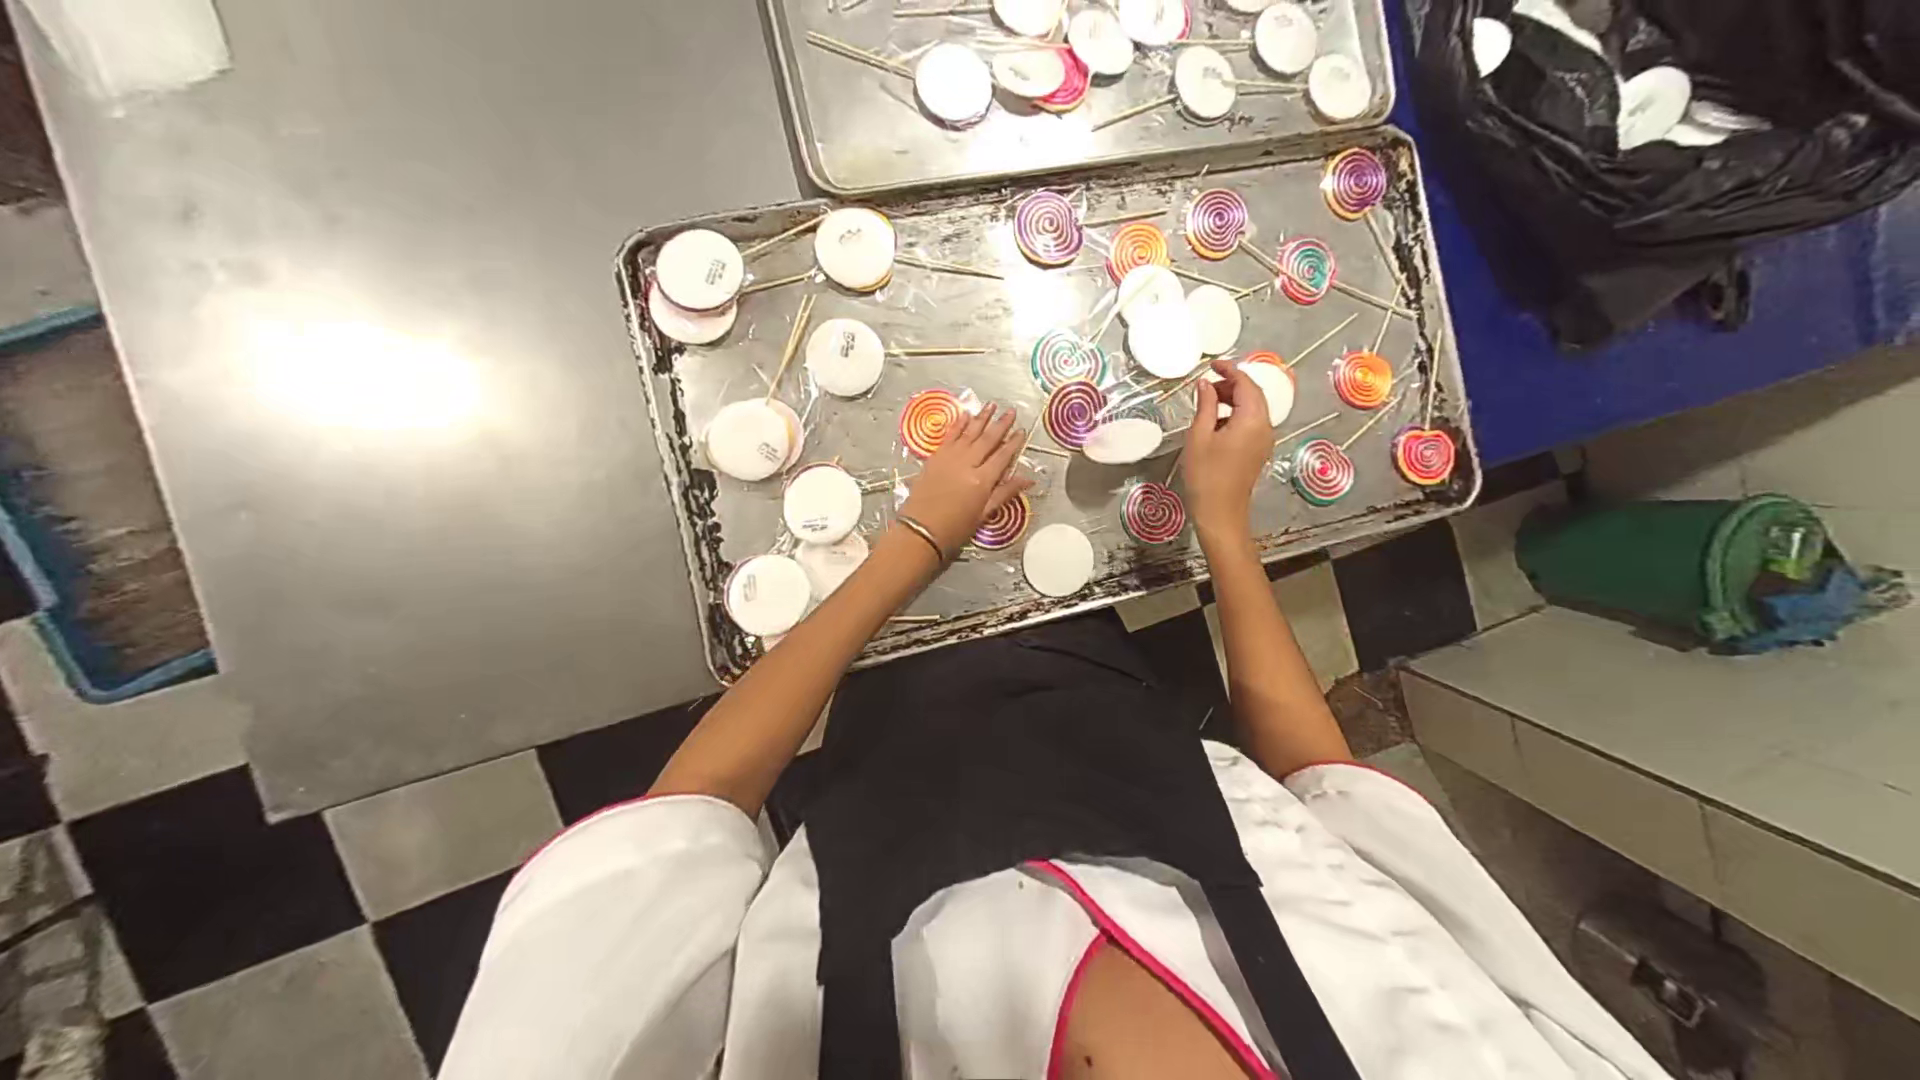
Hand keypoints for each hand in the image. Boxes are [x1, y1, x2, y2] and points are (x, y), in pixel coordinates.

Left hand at [898, 403, 1034, 557]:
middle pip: (987, 440)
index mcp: (982, 480)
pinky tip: (965, 415)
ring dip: (981, 418)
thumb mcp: (984, 514)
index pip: (1003, 456)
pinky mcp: (934, 458)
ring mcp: (949, 458)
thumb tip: (1029, 479)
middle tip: (1011, 411)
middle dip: (1000, 424)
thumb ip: (1005, 493)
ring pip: (969, 433)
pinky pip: (949, 436)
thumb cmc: (955, 529)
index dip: (1014, 443)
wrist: (920, 531)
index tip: (1022, 431)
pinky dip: (958, 425)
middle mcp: (967, 464)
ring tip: (991, 405)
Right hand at [1184, 360, 1275, 543]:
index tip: (1211, 364)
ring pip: (1253, 409)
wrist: (1220, 512)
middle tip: (1206, 384)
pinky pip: (1251, 423)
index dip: (1230, 370)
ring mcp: (1264, 440)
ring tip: (1207, 402)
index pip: (1246, 384)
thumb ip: (1205, 405)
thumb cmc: (1205, 474)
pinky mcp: (1258, 450)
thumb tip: (1206, 385)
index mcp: (1252, 419)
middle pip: (1253, 395)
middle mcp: (1265, 426)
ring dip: (1233, 400)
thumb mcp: (1199, 436)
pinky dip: (1235, 414)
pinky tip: (1215, 423)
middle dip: (1232, 384)